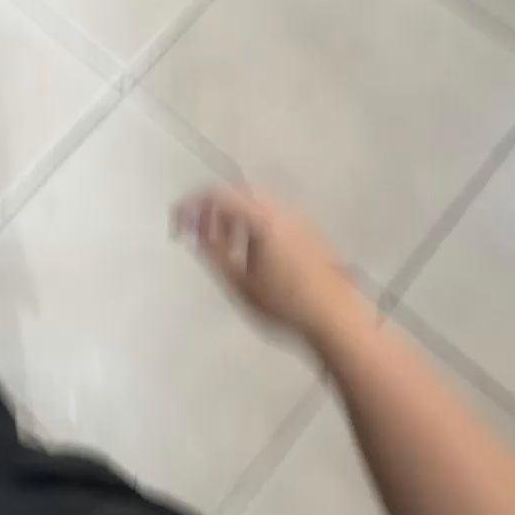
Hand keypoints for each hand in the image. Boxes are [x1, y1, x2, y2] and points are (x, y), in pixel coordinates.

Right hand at [171, 185, 365, 343]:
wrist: (338, 321)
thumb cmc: (283, 303)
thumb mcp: (238, 280)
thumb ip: (210, 249)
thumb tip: (189, 226)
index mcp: (261, 217)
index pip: (216, 195)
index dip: (190, 205)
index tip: (175, 224)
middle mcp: (281, 209)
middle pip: (237, 193)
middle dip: (212, 209)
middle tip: (197, 232)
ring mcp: (299, 219)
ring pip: (256, 203)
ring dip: (233, 217)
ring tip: (222, 245)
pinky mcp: (310, 232)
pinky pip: (272, 214)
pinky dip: (251, 223)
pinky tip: (250, 252)